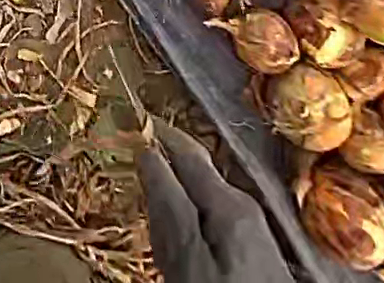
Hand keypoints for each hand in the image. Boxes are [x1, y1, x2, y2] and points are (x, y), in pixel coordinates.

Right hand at [138, 120, 293, 282]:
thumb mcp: (187, 259)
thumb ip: (168, 202)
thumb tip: (147, 152)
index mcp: (228, 201)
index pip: (184, 149)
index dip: (155, 133)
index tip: (127, 124)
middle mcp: (245, 207)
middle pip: (196, 172)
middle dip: (165, 165)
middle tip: (132, 169)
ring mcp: (254, 232)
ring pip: (204, 198)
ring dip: (176, 196)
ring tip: (151, 208)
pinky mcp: (256, 256)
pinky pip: (214, 223)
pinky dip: (190, 223)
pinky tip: (180, 246)